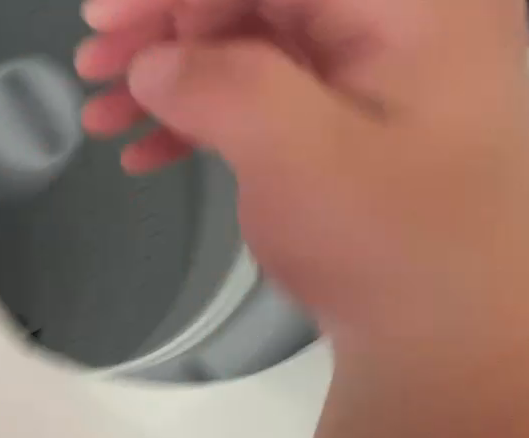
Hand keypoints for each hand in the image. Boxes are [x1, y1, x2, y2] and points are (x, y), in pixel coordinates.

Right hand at [77, 0, 528, 357]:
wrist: (437, 315)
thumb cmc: (386, 234)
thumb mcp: (305, 156)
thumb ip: (229, 92)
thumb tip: (154, 62)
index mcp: (409, 4)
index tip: (104, 13)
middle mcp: (392, 20)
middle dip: (168, 24)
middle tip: (91, 63)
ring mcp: (362, 70)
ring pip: (245, 44)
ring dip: (166, 75)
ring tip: (99, 113)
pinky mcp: (334, 117)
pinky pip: (251, 95)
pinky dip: (189, 117)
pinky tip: (142, 152)